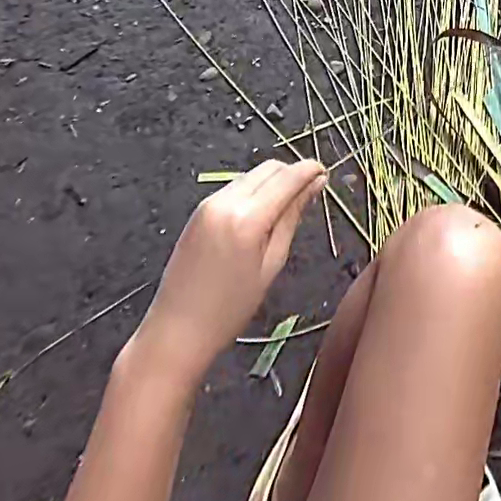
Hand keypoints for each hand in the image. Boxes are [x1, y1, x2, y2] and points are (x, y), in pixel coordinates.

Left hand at [127, 159, 326, 383]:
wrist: (175, 331)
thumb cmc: (232, 307)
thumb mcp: (272, 262)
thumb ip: (293, 217)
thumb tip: (316, 184)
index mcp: (247, 218)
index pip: (287, 177)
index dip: (310, 170)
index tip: (325, 174)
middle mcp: (226, 202)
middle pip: (269, 169)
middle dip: (292, 174)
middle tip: (308, 195)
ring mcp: (208, 204)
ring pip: (252, 175)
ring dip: (273, 182)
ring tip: (285, 209)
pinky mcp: (198, 211)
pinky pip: (236, 187)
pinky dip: (255, 191)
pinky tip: (261, 215)